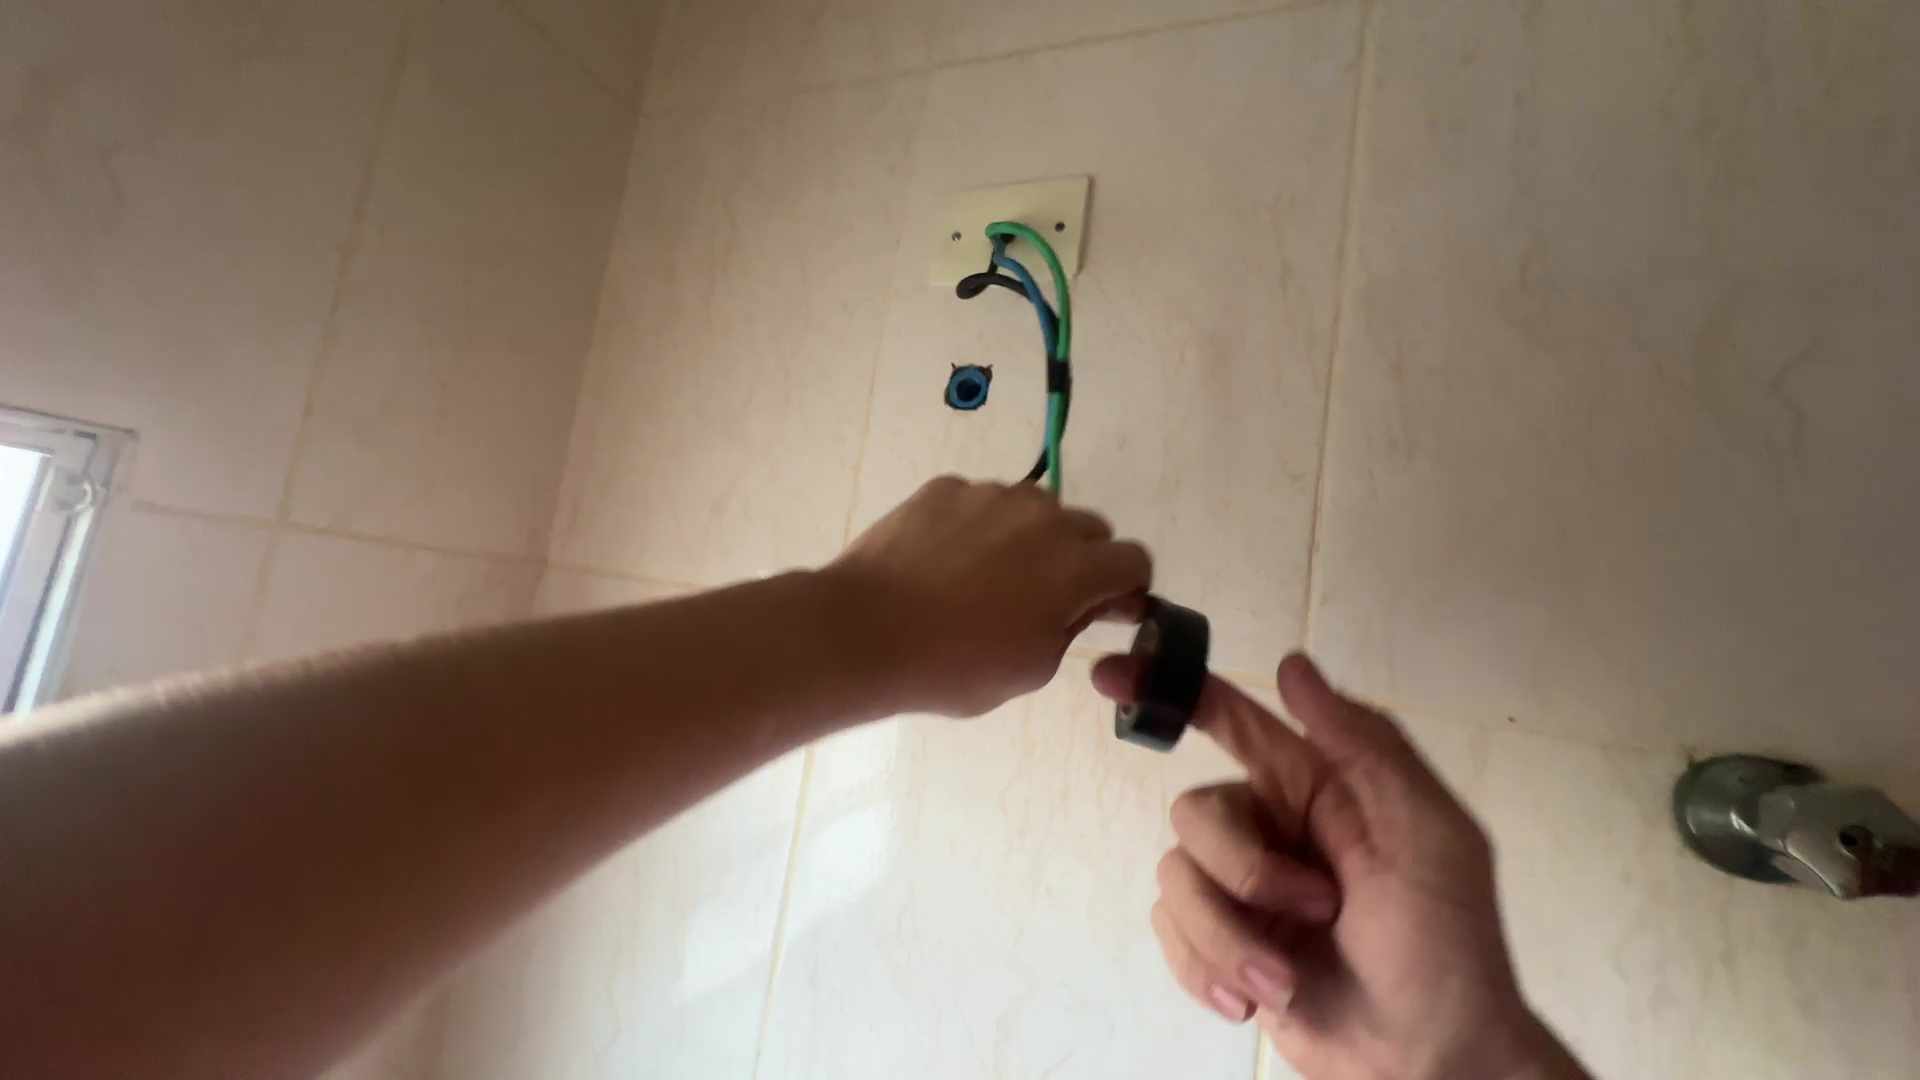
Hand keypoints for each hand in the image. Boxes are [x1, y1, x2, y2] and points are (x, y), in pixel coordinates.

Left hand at [831, 476, 1150, 717]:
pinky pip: (982, 503)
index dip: (1126, 588)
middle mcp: (1041, 517)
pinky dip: (980, 526)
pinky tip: (946, 561)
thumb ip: (1072, 627)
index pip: (1134, 560)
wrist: (864, 631)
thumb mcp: (1031, 669)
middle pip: (1089, 529)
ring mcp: (990, 495)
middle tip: (1044, 597)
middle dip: (1082, 560)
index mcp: (1074, 566)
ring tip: (987, 576)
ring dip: (1031, 537)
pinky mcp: (945, 488)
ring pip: (1035, 509)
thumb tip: (1085, 602)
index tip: (1105, 608)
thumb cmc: (953, 665)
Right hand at [1093, 653, 1590, 1079]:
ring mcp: (1231, 884)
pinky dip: (1206, 967)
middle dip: (1244, 872)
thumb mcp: (1431, 835)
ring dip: (1229, 937)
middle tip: (1318, 912)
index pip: (1225, 719)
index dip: (1164, 687)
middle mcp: (1258, 823)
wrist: (1431, 1063)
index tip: (1110, 674)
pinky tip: (1251, 998)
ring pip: (1174, 877)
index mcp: (1304, 785)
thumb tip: (1290, 663)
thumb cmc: (1446, 943)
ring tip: (1284, 980)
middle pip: (1193, 813)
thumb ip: (1367, 745)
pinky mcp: (1212, 938)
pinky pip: (1167, 928)